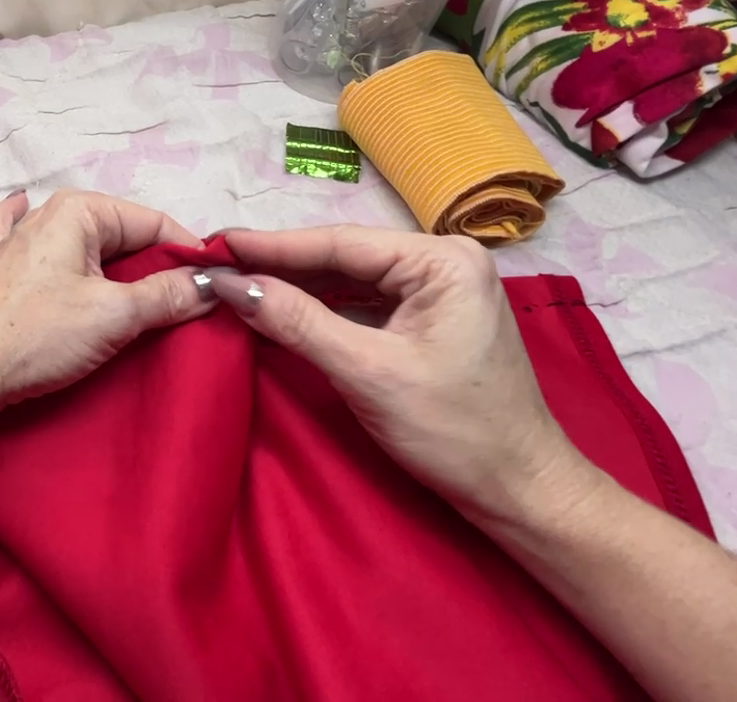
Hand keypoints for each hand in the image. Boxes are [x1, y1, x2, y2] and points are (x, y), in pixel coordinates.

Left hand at [0, 189, 216, 410]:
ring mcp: (16, 240)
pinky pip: (30, 245)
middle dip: (153, 267)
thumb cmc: (38, 333)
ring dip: (113, 270)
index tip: (216, 288)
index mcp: (78, 210)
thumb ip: (168, 295)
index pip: (153, 223)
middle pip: (121, 236)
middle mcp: (46, 214)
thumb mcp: (115, 314)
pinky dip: (48, 245)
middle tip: (183, 306)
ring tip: (141, 302)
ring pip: (84, 247)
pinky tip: (29, 219)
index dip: (188, 255)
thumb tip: (212, 285)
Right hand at [211, 226, 591, 521]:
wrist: (520, 494)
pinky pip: (359, 302)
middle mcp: (440, 261)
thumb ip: (297, 320)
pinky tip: (278, 307)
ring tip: (236, 282)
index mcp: (441, 260)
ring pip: (346, 279)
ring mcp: (435, 288)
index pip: (339, 244)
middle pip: (341, 257)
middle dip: (279, 265)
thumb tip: (230, 285)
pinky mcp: (425, 316)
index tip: (216, 245)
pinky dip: (317, 308)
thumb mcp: (366, 372)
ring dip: (294, 285)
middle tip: (218, 264)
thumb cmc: (454, 431)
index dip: (271, 246)